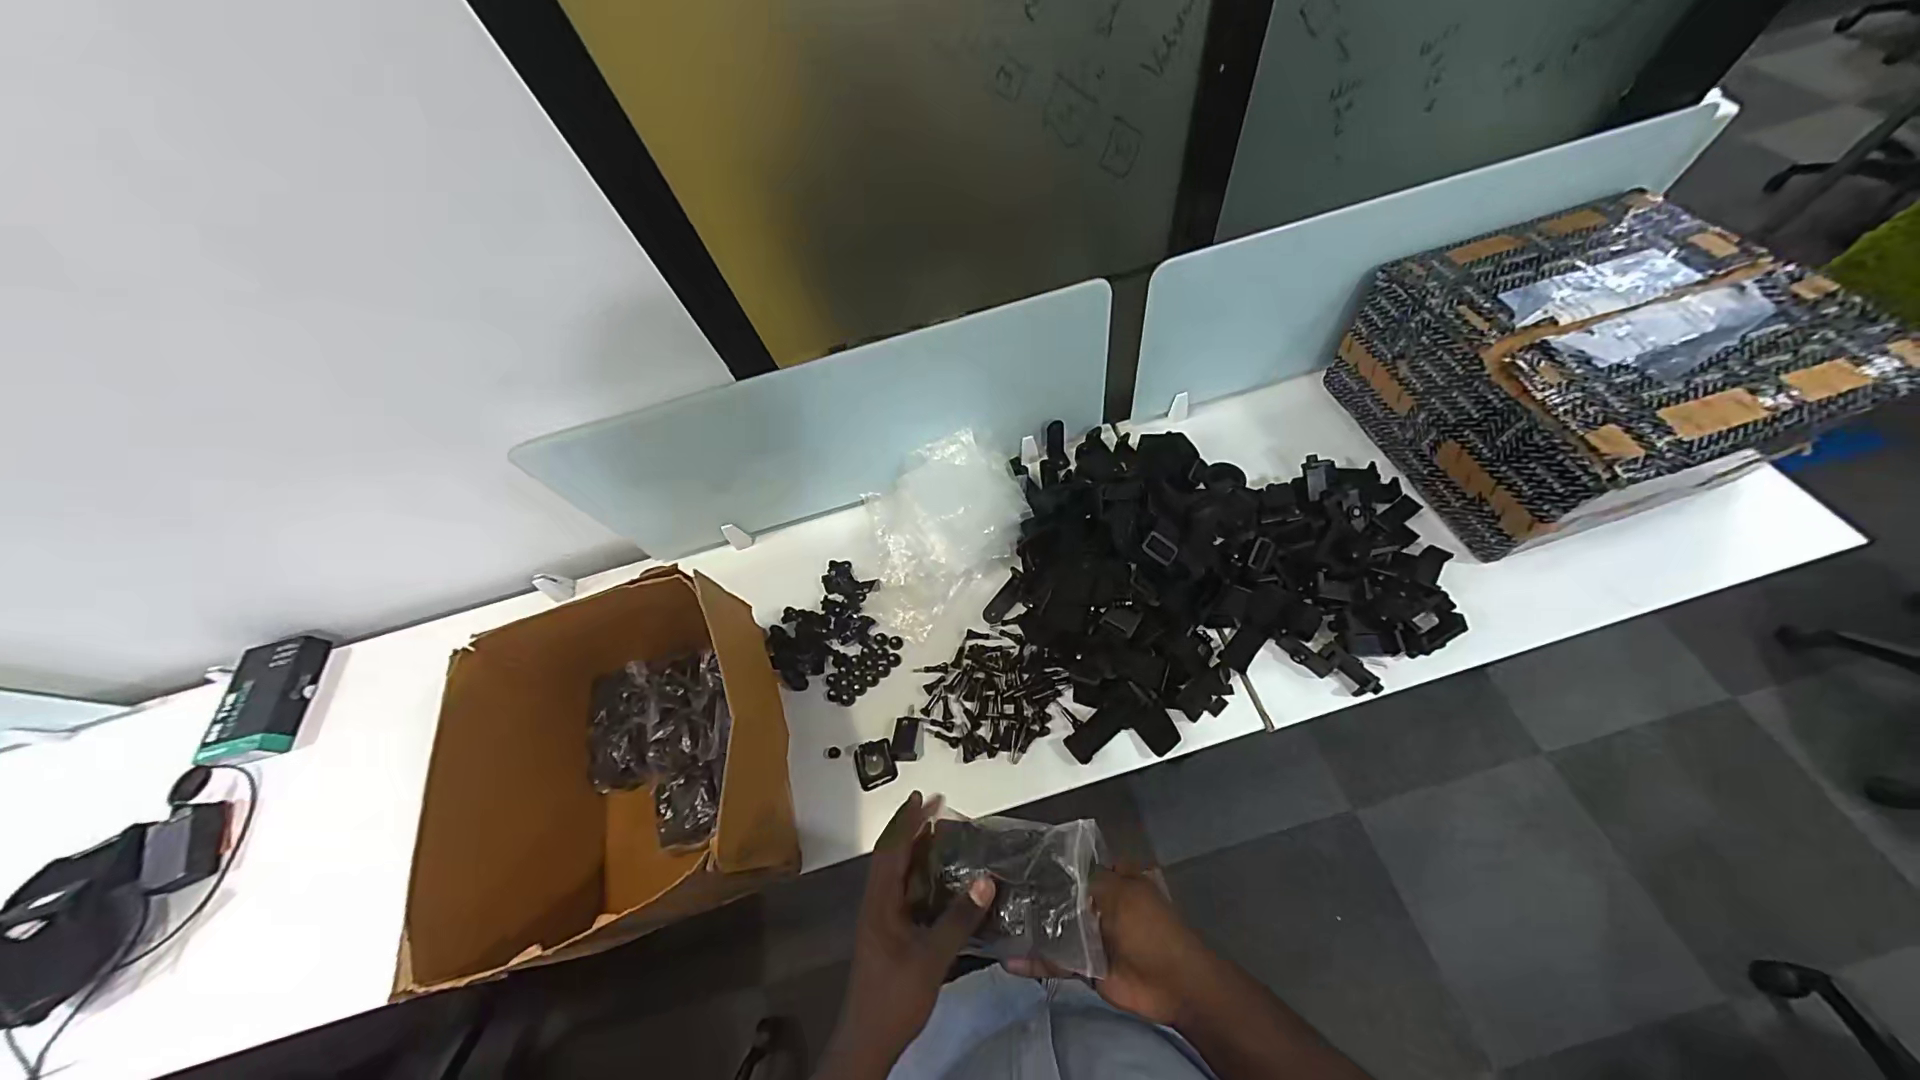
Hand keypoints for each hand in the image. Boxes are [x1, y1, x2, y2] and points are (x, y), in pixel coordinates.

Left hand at [818, 792, 995, 1078]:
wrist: (867, 1041)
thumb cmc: (894, 997)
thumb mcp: (930, 958)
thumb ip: (958, 919)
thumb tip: (985, 882)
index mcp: (879, 902)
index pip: (891, 850)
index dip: (908, 821)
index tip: (925, 798)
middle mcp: (876, 903)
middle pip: (891, 855)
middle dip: (910, 828)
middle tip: (935, 807)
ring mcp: (881, 919)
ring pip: (896, 873)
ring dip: (915, 850)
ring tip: (941, 833)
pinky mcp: (889, 934)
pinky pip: (904, 892)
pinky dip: (919, 875)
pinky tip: (940, 878)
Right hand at [1005, 865, 1210, 1025]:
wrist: (1173, 985)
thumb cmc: (1151, 928)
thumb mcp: (1120, 892)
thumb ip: (1086, 882)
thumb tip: (1055, 873)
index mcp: (1113, 879)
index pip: (1076, 866)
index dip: (1052, 864)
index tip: (1021, 861)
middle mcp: (1099, 904)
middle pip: (1061, 897)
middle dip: (1036, 896)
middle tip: (1001, 890)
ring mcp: (1091, 936)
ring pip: (1055, 928)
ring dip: (1032, 928)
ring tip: (998, 920)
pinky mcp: (1084, 967)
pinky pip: (1055, 962)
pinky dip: (1034, 962)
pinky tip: (1010, 959)